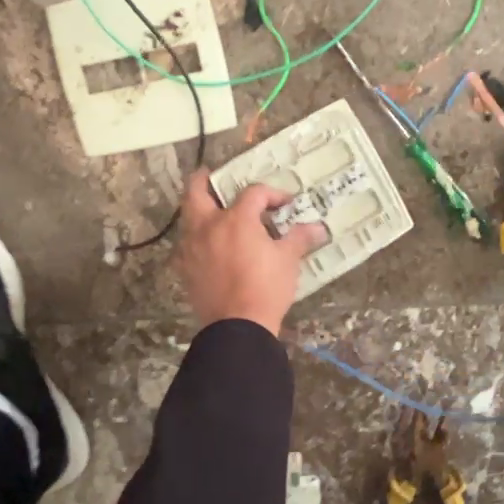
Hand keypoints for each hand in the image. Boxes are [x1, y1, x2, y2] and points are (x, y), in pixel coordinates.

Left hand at [176, 171, 327, 337]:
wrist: (238, 326)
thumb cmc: (266, 288)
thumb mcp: (288, 261)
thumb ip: (299, 238)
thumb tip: (318, 227)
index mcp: (236, 219)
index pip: (253, 193)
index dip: (272, 194)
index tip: (285, 204)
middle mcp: (208, 226)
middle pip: (197, 191)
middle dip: (204, 180)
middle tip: (213, 176)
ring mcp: (192, 247)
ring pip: (188, 217)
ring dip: (199, 210)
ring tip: (213, 213)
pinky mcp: (185, 269)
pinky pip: (186, 245)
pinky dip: (196, 238)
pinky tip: (208, 246)